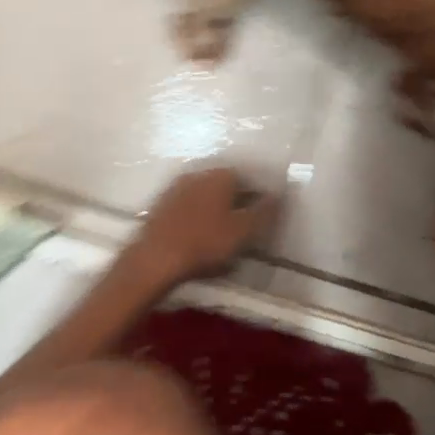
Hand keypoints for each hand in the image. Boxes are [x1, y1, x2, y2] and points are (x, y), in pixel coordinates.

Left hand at [136, 167, 279, 283]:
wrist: (154, 259)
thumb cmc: (205, 243)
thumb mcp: (244, 230)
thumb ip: (265, 211)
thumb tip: (280, 195)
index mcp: (221, 175)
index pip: (249, 178)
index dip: (260, 198)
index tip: (263, 220)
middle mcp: (198, 174)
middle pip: (226, 188)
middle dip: (237, 205)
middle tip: (245, 231)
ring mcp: (175, 189)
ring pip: (206, 199)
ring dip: (216, 215)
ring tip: (223, 241)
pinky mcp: (160, 207)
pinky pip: (188, 212)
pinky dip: (198, 223)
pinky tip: (200, 243)